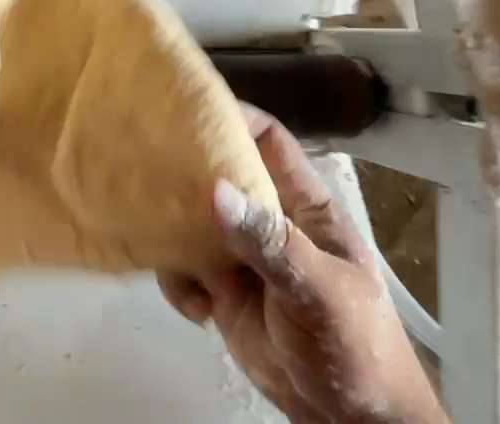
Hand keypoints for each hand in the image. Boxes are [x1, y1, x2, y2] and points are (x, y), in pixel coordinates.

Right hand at [159, 107, 445, 423]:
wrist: (351, 422)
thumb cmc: (356, 347)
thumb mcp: (320, 290)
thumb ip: (271, 242)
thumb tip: (215, 190)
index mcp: (303, 205)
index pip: (269, 142)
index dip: (234, 118)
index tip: (188, 107)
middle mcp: (266, 220)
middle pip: (217, 174)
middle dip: (183, 171)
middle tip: (144, 164)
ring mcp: (240, 255)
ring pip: (189, 220)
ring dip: (171, 232)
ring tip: (162, 244)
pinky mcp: (220, 290)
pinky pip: (181, 267)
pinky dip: (177, 282)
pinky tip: (198, 309)